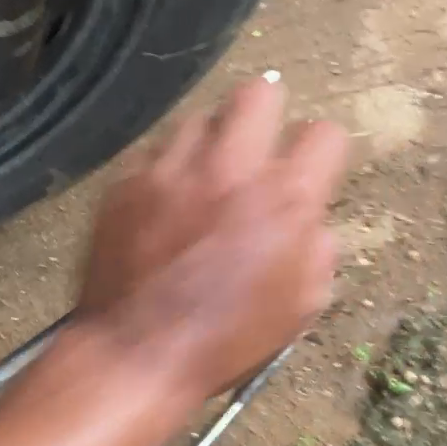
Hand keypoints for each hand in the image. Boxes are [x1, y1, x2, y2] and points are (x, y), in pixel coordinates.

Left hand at [76, 78, 345, 403]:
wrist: (135, 351)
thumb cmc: (224, 340)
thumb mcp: (299, 305)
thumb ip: (317, 249)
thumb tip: (310, 224)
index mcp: (285, 199)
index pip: (323, 133)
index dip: (318, 153)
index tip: (304, 171)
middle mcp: (229, 170)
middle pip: (257, 94)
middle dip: (264, 114)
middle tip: (254, 148)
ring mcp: (169, 173)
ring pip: (196, 119)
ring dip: (207, 142)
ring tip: (201, 177)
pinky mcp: (123, 186)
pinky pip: (149, 155)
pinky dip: (162, 170)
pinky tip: (159, 200)